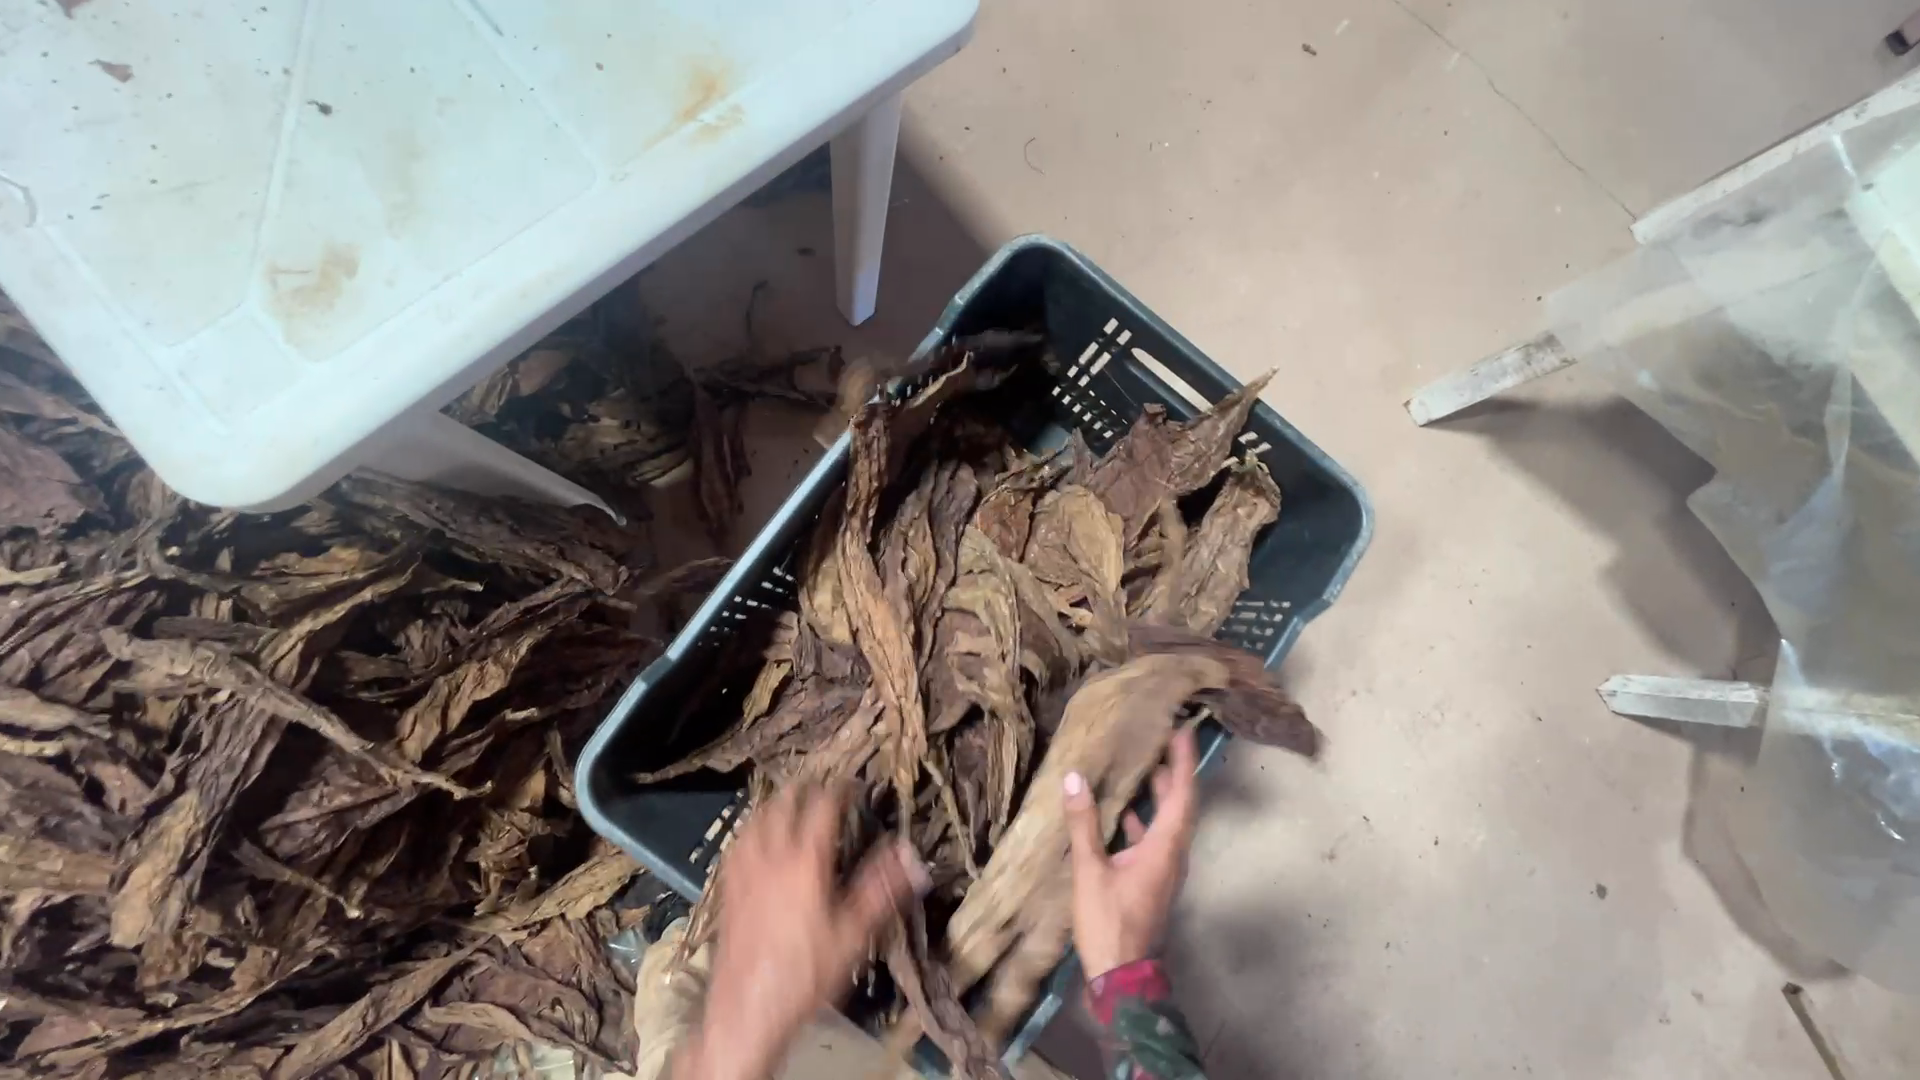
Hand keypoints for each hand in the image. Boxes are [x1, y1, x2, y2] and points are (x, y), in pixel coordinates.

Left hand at [674, 783, 927, 1079]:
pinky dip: (748, 831)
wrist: (747, 1012)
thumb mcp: (853, 934)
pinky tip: (751, 837)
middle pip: (783, 805)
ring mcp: (744, 873)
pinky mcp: (727, 892)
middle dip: (803, 788)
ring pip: (755, 821)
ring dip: (773, 804)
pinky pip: (735, 847)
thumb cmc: (806, 973)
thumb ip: (882, 889)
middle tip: (820, 784)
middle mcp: (771, 858)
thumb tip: (913, 856)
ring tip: (787, 800)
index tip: (854, 785)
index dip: (839, 789)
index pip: (822, 806)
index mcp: (805, 860)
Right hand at [1063, 726, 1200, 979]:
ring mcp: (1164, 868)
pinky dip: (1145, 819)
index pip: (1181, 796)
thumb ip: (1084, 823)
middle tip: (1163, 739)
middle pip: (1179, 805)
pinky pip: (1156, 838)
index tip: (1183, 731)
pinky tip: (1123, 812)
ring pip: (1169, 822)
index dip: (1182, 762)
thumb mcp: (1090, 870)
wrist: (1122, 975)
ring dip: (1160, 794)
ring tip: (1143, 766)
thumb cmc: (1109, 921)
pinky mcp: (1153, 879)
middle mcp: (1172, 854)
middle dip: (1173, 772)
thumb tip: (1075, 778)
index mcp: (1164, 848)